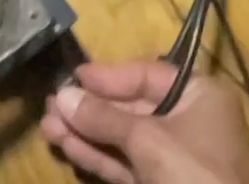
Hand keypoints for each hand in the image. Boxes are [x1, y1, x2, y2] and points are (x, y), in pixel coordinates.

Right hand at [40, 61, 248, 183]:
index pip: (146, 75)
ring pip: (124, 138)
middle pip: (130, 108)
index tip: (72, 76)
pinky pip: (126, 163)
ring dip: (86, 133)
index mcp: (200, 97)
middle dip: (89, 109)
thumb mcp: (147, 141)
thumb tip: (62, 96)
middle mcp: (190, 122)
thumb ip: (103, 117)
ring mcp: (177, 159)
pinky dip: (98, 156)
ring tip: (48, 126)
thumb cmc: (194, 178)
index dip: (107, 77)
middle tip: (50, 105)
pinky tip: (66, 147)